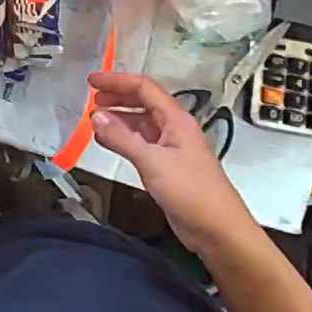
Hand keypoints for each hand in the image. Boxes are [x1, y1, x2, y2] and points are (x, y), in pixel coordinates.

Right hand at [88, 72, 262, 255]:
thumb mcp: (153, 162)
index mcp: (176, 120)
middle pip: (143, 102)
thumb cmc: (192, 193)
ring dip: (119, 117)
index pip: (144, 88)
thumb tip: (96, 117)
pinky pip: (141, 143)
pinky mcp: (167, 166)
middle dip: (117, 96)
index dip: (117, 81)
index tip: (92, 81)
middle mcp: (174, 129)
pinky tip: (109, 142)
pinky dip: (123, 138)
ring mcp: (171, 148)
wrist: (219, 231)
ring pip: (141, 123)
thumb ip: (122, 139)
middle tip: (92, 99)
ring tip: (95, 119)